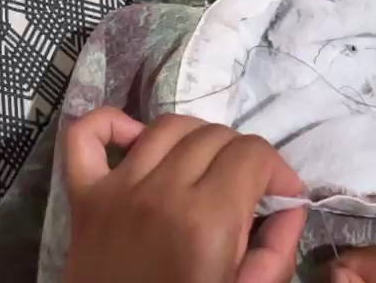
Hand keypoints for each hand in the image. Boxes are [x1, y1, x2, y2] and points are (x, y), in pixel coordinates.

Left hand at [60, 109, 308, 282]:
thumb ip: (275, 252)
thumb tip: (291, 203)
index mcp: (206, 223)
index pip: (252, 154)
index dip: (277, 170)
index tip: (283, 195)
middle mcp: (161, 193)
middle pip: (214, 135)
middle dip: (242, 156)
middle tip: (247, 190)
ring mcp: (117, 190)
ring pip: (167, 127)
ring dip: (195, 138)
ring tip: (206, 167)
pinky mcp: (84, 197)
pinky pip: (86, 135)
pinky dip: (109, 123)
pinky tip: (135, 137)